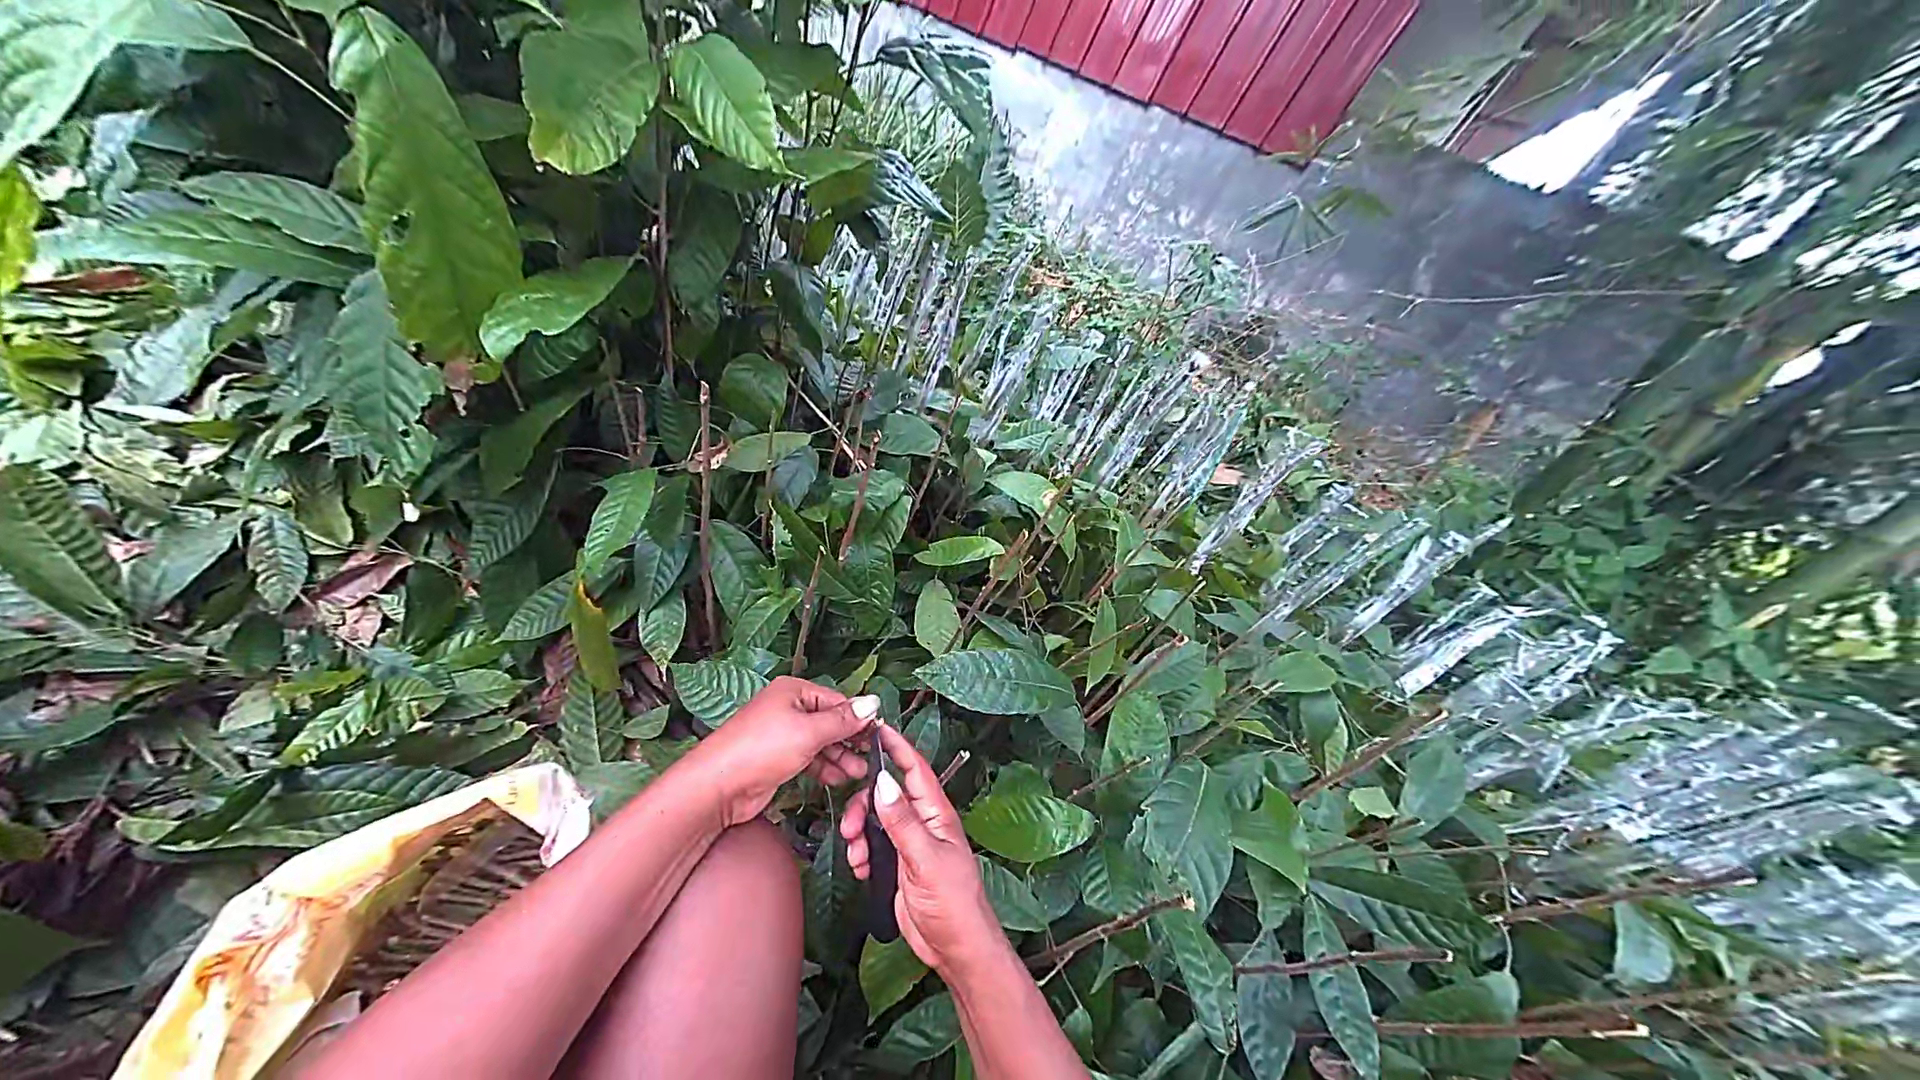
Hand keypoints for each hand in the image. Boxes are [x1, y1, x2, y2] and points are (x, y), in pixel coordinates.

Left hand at [685, 676, 876, 826]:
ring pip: (821, 742)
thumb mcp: (809, 732)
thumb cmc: (759, 750)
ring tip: (859, 773)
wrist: (717, 787)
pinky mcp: (778, 758)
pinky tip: (838, 778)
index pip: (837, 701)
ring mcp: (782, 734)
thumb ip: (843, 720)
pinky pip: (809, 758)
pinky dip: (824, 767)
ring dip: (840, 757)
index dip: (859, 719)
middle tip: (871, 757)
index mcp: (794, 691)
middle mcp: (788, 708)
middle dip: (851, 741)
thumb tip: (873, 703)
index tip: (878, 736)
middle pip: (830, 722)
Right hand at [840, 723, 1001, 973]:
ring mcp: (910, 843)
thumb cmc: (954, 904)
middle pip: (887, 794)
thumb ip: (902, 822)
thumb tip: (883, 783)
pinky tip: (862, 867)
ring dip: (859, 832)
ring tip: (857, 852)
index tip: (877, 729)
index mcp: (936, 814)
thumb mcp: (925, 860)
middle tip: (851, 825)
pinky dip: (861, 852)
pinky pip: (873, 845)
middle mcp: (923, 823)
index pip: (915, 769)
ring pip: (876, 820)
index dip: (897, 747)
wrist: (956, 948)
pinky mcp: (899, 864)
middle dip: (863, 804)